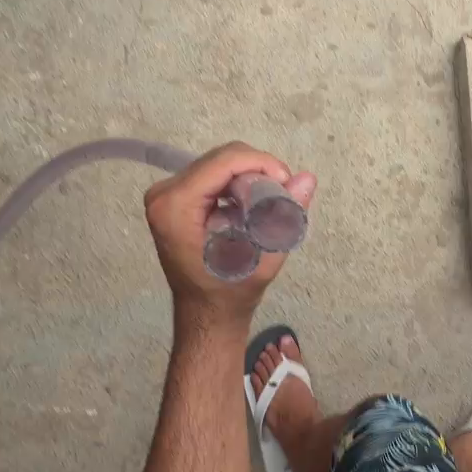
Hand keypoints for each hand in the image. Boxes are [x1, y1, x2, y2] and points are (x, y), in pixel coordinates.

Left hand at [143, 142, 316, 332]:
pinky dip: (239, 182)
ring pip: (221, 162)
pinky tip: (250, 205)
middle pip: (222, 157)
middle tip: (282, 195)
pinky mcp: (174, 197)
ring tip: (268, 201)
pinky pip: (214, 173)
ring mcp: (167, 194)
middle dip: (259, 170)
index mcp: (175, 206)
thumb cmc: (230, 292)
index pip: (225, 161)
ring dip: (251, 176)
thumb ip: (285, 217)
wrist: (207, 314)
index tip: (287, 183)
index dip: (262, 164)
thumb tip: (307, 178)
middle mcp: (164, 193)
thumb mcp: (263, 258)